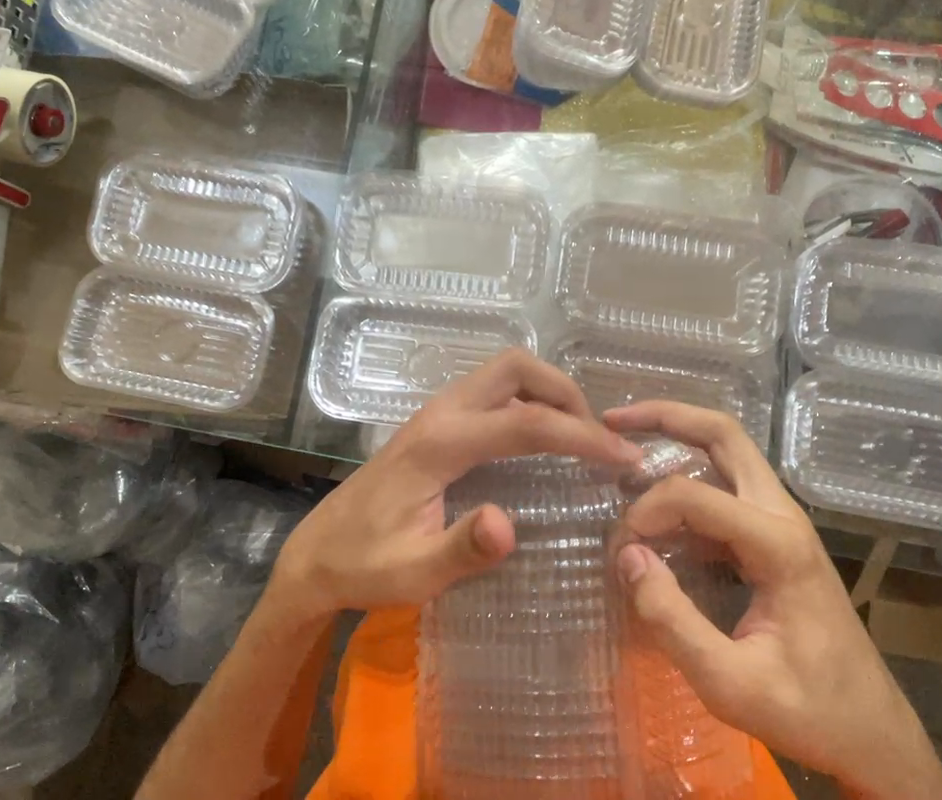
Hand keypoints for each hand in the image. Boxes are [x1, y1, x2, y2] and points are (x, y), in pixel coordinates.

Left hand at [271, 350, 642, 622]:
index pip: (525, 423)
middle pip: (514, 367)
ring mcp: (436, 414)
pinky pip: (493, 391)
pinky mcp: (435, 424)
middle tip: (599, 439)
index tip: (625, 459)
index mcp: (439, 445)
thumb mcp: (412, 574)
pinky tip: (542, 439)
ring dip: (548, 392)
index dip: (582, 436)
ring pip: (503, 373)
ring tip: (581, 438)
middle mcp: (439, 415)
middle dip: (566, 391)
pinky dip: (528, 400)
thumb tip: (509, 524)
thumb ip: (460, 550)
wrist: (315, 554)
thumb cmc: (364, 566)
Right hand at [605, 401, 941, 799]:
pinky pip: (725, 490)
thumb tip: (628, 558)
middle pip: (724, 436)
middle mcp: (784, 516)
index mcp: (779, 545)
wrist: (871, 734)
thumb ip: (673, 621)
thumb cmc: (807, 710)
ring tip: (623, 456)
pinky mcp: (775, 539)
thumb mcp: (730, 683)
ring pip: (727, 454)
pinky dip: (685, 485)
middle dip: (666, 417)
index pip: (694, 495)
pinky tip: (654, 515)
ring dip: (676, 442)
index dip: (645, 514)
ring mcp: (783, 523)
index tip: (620, 557)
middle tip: (613, 420)